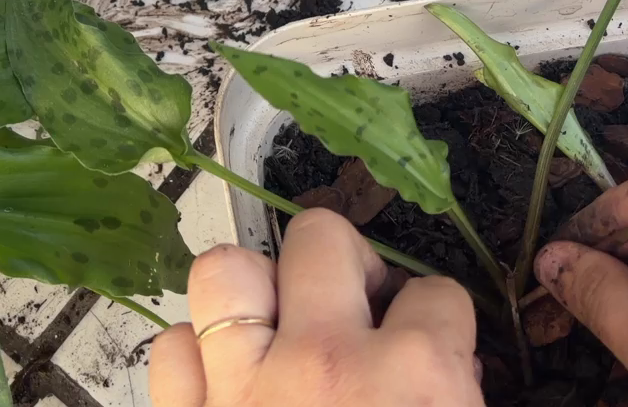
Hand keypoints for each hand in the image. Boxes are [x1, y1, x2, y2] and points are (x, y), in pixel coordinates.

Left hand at [149, 208, 483, 406]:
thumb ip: (456, 394)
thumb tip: (446, 357)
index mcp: (414, 382)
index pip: (437, 295)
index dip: (439, 320)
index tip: (435, 344)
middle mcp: (320, 363)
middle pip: (322, 237)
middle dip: (346, 265)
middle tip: (355, 311)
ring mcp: (241, 388)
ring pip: (226, 269)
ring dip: (255, 290)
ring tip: (280, 324)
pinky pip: (172, 346)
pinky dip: (197, 356)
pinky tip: (225, 380)